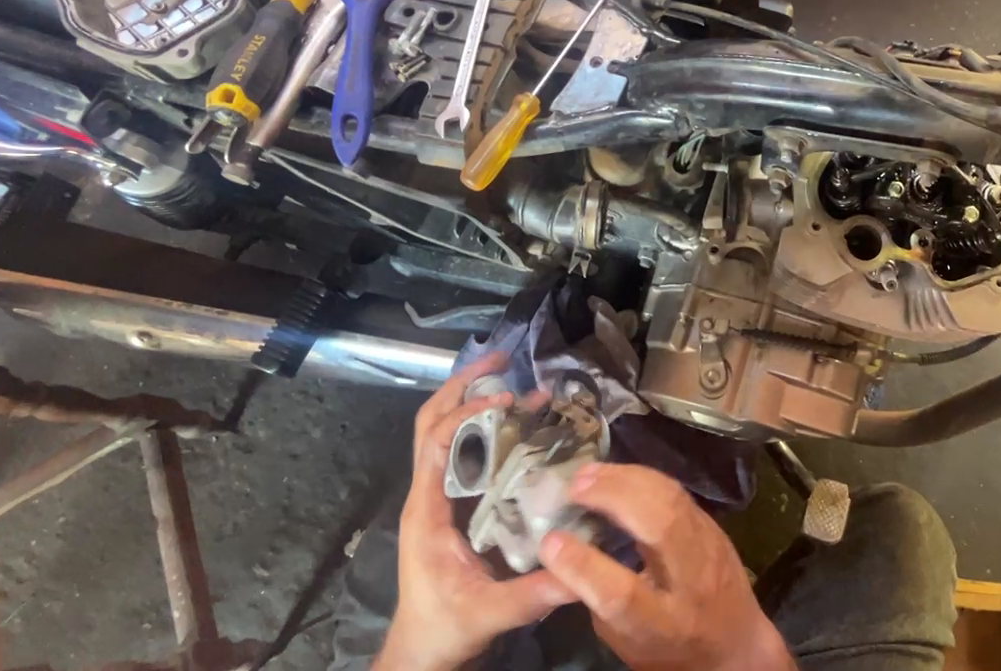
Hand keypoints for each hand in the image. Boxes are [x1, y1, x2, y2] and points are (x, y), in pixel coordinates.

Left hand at [373, 355, 573, 670]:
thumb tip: (578, 570)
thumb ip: (530, 594)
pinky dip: (486, 426)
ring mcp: (438, 495)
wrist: (422, 652)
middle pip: (430, 422)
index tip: (506, 400)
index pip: (435, 442)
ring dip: (473, 399)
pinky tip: (521, 421)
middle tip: (501, 359)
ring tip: (517, 379)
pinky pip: (463, 451)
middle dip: (462, 385)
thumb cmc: (444, 628)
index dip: (467, 413)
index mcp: (427, 510)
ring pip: (443, 431)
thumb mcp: (488, 614)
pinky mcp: (453, 502)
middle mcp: (428, 492)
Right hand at [537, 462, 798, 670]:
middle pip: (659, 526)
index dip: (584, 566)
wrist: (736, 644)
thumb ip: (596, 600)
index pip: (623, 594)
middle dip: (615, 497)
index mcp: (663, 624)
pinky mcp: (712, 523)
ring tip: (589, 473)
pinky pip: (676, 491)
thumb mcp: (626, 640)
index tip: (550, 540)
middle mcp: (691, 580)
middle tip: (575, 485)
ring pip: (672, 498)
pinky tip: (618, 473)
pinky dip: (644, 476)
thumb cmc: (669, 649)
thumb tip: (561, 555)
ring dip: (627, 477)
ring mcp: (709, 545)